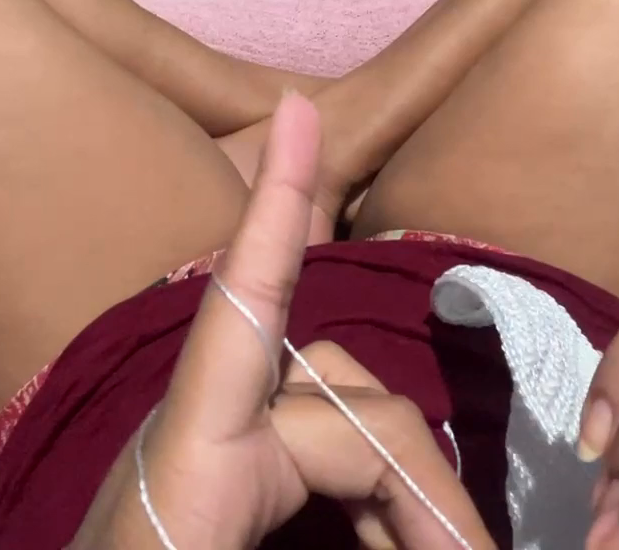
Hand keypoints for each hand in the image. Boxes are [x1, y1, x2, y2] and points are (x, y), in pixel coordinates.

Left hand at [74, 92, 493, 549]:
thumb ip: (343, 538)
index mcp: (190, 469)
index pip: (244, 310)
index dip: (276, 203)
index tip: (299, 112)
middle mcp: (210, 442)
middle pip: (350, 408)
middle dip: (428, 492)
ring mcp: (228, 464)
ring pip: (355, 433)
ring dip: (415, 505)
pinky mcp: (242, 488)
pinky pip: (332, 465)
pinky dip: (381, 506)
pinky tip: (405, 546)